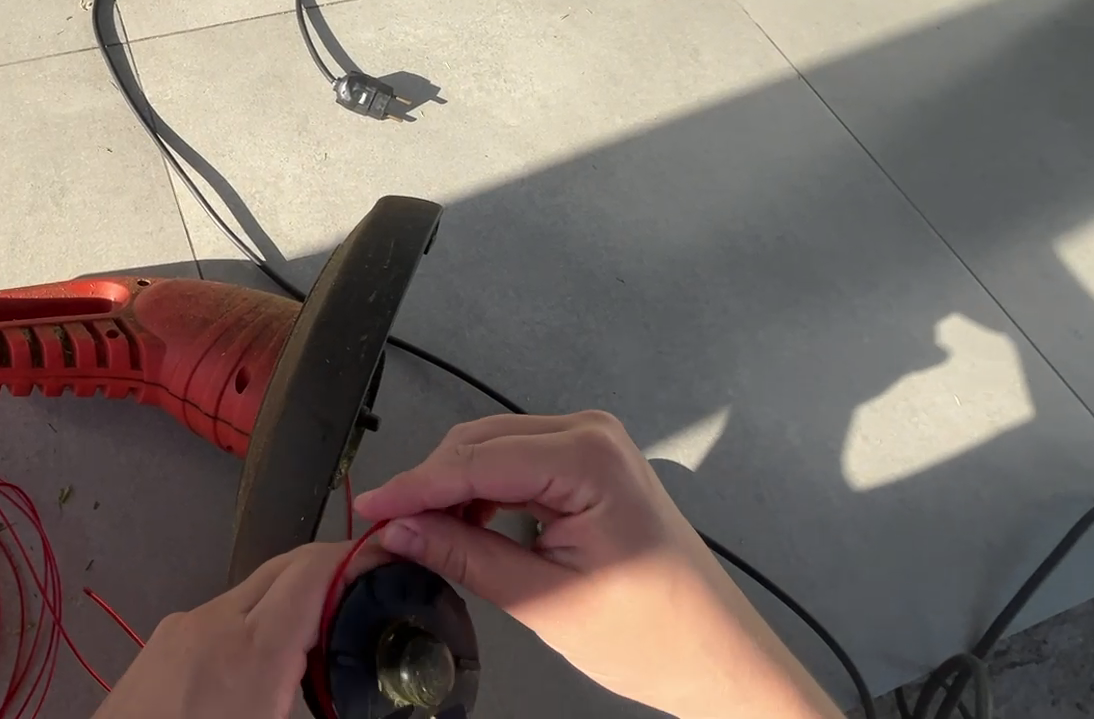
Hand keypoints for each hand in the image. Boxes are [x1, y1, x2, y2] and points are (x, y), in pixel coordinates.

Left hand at [92, 541, 376, 718]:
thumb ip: (316, 703)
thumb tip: (344, 694)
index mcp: (251, 652)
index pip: (311, 572)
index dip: (353, 556)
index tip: (389, 558)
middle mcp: (214, 620)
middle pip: (284, 567)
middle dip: (330, 569)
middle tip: (371, 591)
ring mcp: (182, 624)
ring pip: (251, 590)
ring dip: (291, 598)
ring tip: (327, 634)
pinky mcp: (161, 639)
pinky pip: (222, 614)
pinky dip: (256, 620)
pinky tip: (267, 663)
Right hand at [353, 412, 842, 718]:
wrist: (726, 662)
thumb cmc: (651, 638)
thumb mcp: (545, 602)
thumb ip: (463, 556)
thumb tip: (396, 528)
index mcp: (587, 458)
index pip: (475, 462)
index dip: (414, 485)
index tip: (368, 507)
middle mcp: (588, 431)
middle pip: (478, 443)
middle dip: (431, 484)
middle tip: (389, 525)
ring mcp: (590, 440)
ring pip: (489, 447)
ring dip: (452, 485)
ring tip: (424, 528)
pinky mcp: (586, 457)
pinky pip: (513, 458)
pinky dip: (480, 487)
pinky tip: (464, 519)